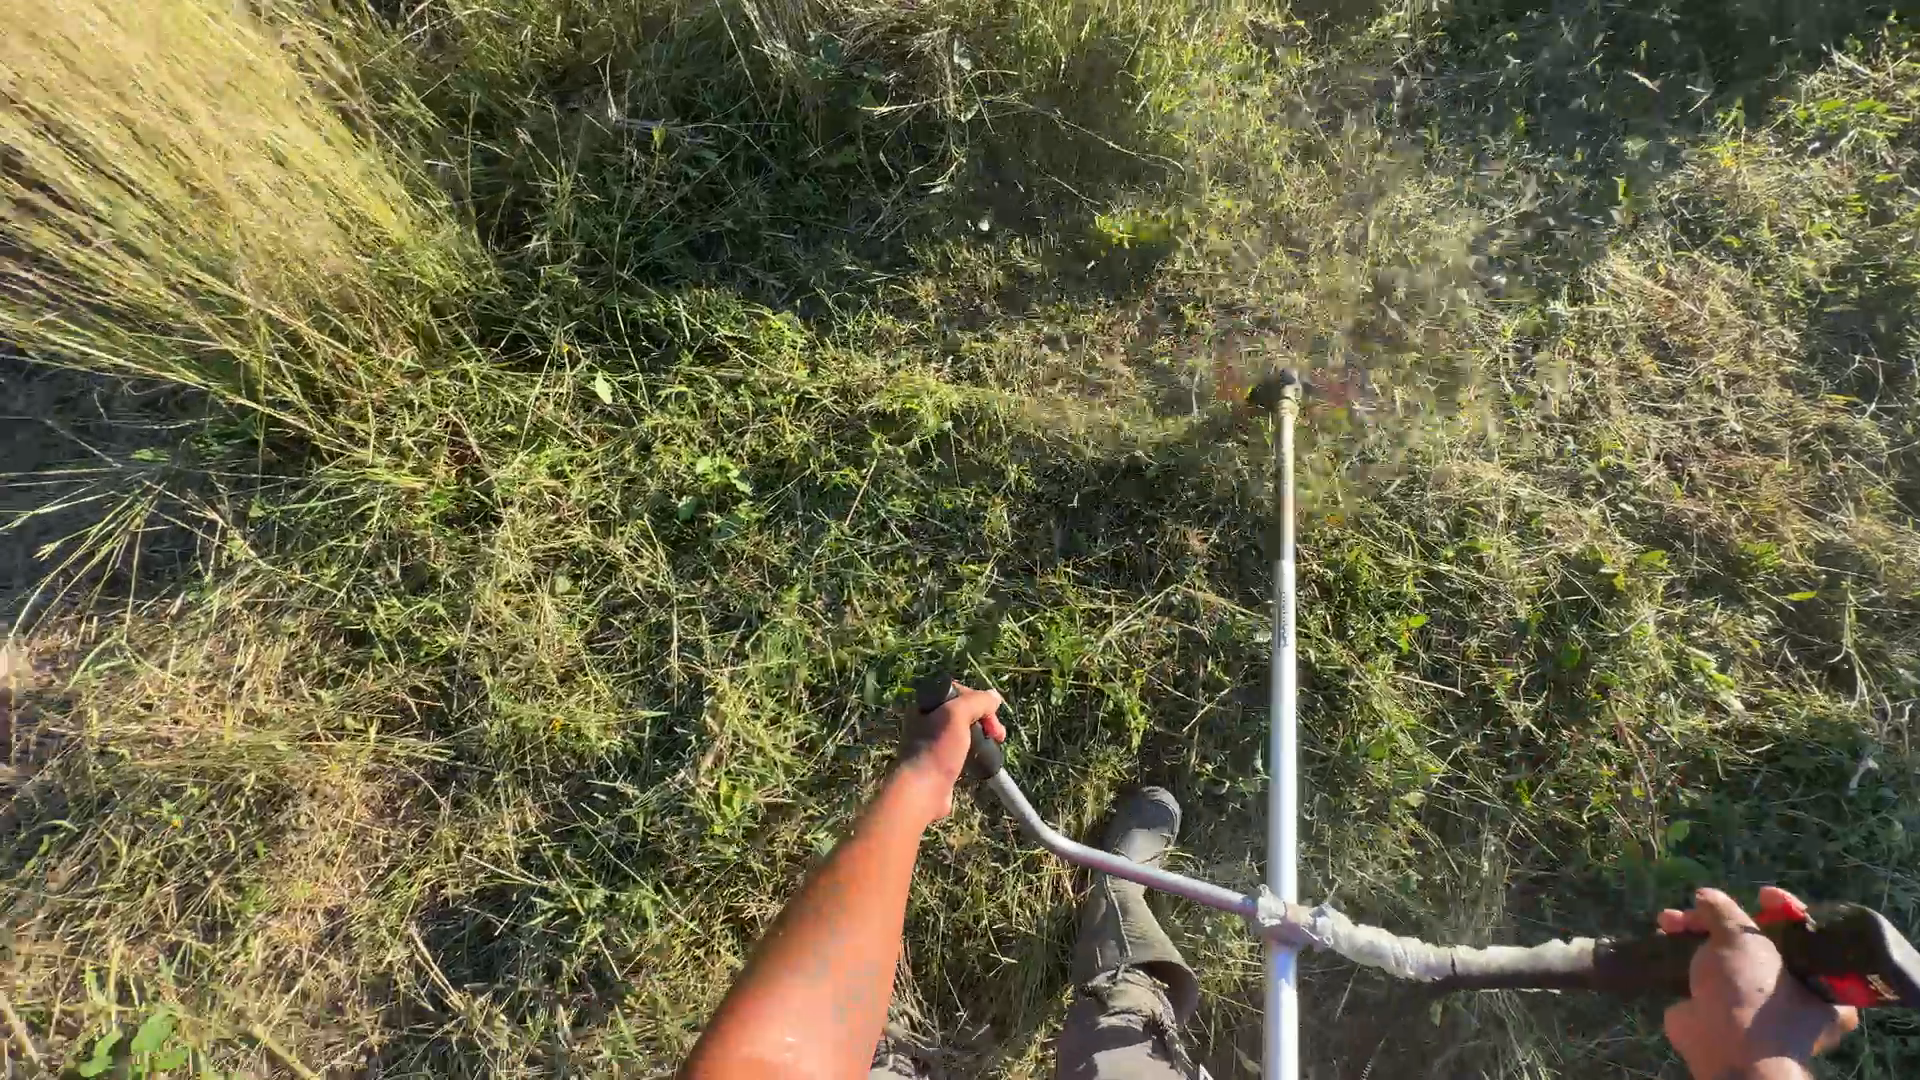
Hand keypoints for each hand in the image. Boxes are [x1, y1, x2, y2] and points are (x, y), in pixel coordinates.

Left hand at [893, 682, 1004, 820]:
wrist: (922, 791)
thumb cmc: (937, 749)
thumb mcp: (956, 715)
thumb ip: (976, 701)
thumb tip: (994, 696)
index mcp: (926, 704)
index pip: (959, 692)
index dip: (978, 700)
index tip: (991, 714)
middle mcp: (927, 720)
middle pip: (964, 711)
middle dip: (985, 719)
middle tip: (997, 734)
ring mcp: (934, 741)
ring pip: (965, 730)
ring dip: (982, 735)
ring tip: (994, 745)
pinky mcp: (942, 761)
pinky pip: (963, 749)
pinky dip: (975, 751)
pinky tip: (981, 758)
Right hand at [1660, 887, 1859, 1079]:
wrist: (1723, 1043)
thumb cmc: (1752, 993)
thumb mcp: (1743, 941)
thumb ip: (1726, 911)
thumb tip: (1706, 896)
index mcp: (1821, 986)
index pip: (1808, 939)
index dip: (1785, 912)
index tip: (1762, 893)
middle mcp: (1792, 993)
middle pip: (1754, 940)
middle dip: (1717, 918)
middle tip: (1694, 909)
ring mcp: (1752, 999)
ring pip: (1721, 950)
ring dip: (1691, 928)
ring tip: (1667, 922)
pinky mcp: (1717, 1002)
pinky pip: (1701, 966)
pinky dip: (1682, 949)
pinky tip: (1664, 937)